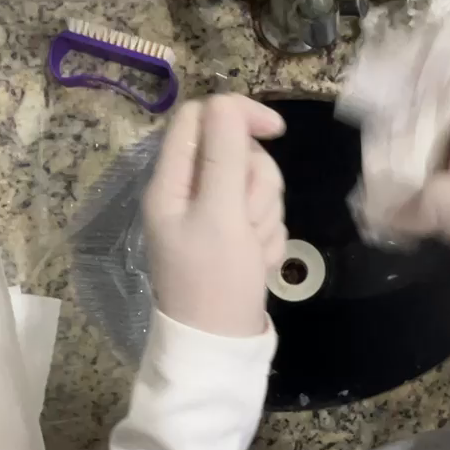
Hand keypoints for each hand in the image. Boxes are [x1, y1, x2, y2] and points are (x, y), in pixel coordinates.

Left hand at [144, 95, 287, 337]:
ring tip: (252, 253)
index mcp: (172, 182)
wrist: (221, 348)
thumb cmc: (215, 283)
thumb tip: (227, 101)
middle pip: (238, 153)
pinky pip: (264, 219)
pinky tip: (258, 265)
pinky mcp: (236, 241)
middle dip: (258, 185)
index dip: (240, 116)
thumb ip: (225, 153)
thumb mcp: (220, 214)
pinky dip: (268, 240)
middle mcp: (190, 195)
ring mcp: (214, 220)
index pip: (203, 118)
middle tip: (249, 223)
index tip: (277, 134)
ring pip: (257, 187)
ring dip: (266, 217)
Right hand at [386, 62, 449, 347]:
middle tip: (369, 108)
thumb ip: (438, 200)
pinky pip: (425, 188)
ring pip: (433, 147)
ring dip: (398, 145)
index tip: (408, 63)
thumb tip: (383, 205)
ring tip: (366, 153)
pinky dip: (398, 189)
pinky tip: (377, 203)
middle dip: (409, 100)